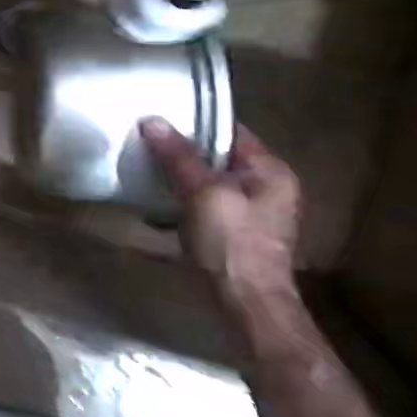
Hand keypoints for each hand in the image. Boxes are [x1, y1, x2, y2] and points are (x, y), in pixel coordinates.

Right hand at [141, 117, 301, 308]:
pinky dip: (183, 194)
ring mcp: (252, 210)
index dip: (195, 121)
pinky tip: (158, 194)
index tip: (160, 115)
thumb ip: (178, 155)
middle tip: (146, 137)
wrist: (245, 301)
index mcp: (271, 172)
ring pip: (208, 177)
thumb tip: (153, 120)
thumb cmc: (231, 241)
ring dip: (180, 172)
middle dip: (182, 147)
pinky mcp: (235, 229)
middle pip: (217, 155)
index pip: (230, 131)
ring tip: (146, 161)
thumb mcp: (202, 192)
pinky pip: (205, 198)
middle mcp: (268, 186)